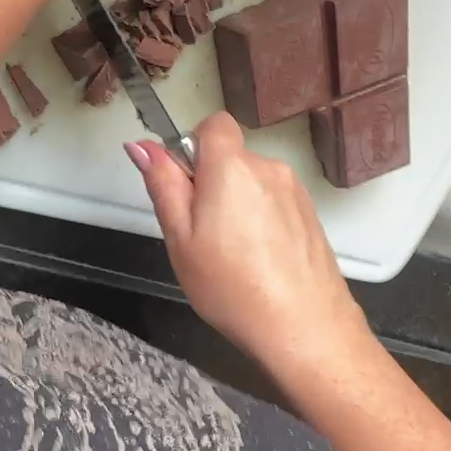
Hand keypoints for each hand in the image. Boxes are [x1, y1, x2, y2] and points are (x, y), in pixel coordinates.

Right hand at [129, 113, 375, 374]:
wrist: (302, 326)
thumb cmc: (232, 287)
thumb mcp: (180, 238)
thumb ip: (162, 184)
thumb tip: (141, 145)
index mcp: (231, 168)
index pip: (212, 124)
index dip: (192, 149)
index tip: (183, 188)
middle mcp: (268, 168)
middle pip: (230, 158)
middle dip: (210, 185)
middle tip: (199, 235)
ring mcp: (294, 191)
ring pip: (250, 183)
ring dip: (234, 207)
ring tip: (229, 256)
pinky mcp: (309, 215)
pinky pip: (272, 204)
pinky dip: (258, 223)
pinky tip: (254, 262)